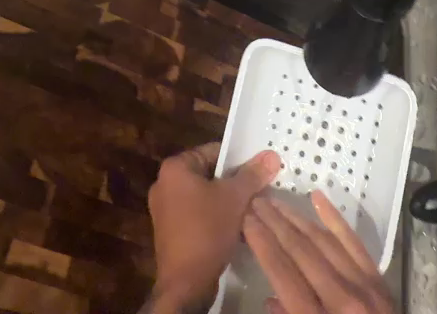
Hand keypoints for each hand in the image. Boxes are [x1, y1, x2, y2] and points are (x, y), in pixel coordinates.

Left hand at [147, 144, 283, 311]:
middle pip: (208, 175)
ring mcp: (165, 210)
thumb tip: (271, 154)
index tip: (257, 170)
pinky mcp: (170, 233)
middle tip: (258, 191)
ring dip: (227, 203)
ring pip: (204, 197)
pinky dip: (215, 218)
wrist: (186, 284)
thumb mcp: (235, 198)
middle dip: (233, 184)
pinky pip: (197, 215)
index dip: (237, 159)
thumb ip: (253, 175)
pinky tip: (236, 228)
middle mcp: (165, 184)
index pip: (211, 151)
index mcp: (175, 168)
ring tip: (251, 210)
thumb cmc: (207, 230)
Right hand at [244, 191, 394, 313]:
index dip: (261, 242)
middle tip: (255, 201)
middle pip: (301, 250)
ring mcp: (364, 287)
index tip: (245, 219)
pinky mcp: (380, 283)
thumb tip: (271, 300)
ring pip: (324, 241)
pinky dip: (335, 219)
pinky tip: (318, 199)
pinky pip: (354, 243)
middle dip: (274, 223)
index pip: (282, 272)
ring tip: (275, 201)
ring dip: (297, 218)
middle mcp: (341, 299)